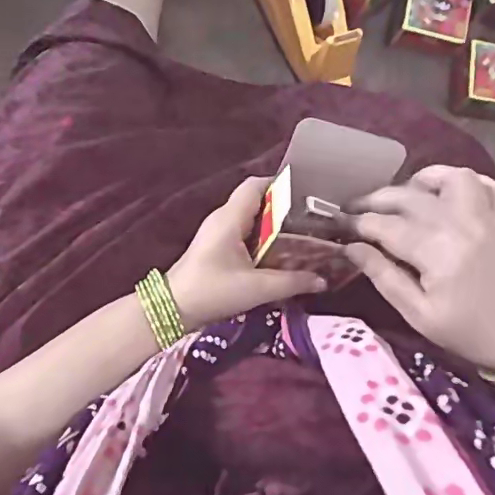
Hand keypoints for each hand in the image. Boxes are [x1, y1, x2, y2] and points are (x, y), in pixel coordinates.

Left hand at [167, 176, 328, 328]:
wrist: (172, 310)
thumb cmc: (211, 292)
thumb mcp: (257, 288)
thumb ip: (292, 282)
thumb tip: (322, 280)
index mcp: (229, 218)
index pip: (255, 185)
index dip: (281, 184)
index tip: (307, 196)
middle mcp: (222, 219)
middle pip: (256, 201)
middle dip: (283, 208)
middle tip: (311, 220)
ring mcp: (216, 234)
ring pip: (250, 219)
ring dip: (273, 226)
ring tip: (301, 236)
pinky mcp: (214, 248)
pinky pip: (242, 234)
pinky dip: (261, 239)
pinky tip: (278, 254)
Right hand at [346, 165, 494, 371]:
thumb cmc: (467, 333)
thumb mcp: (417, 314)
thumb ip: (384, 276)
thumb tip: (352, 248)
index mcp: (438, 253)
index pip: (386, 226)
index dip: (357, 223)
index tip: (337, 226)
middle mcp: (461, 225)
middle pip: (409, 197)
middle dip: (375, 200)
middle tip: (354, 211)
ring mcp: (484, 219)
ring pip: (450, 178)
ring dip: (420, 180)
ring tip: (401, 197)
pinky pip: (487, 186)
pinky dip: (464, 182)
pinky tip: (444, 194)